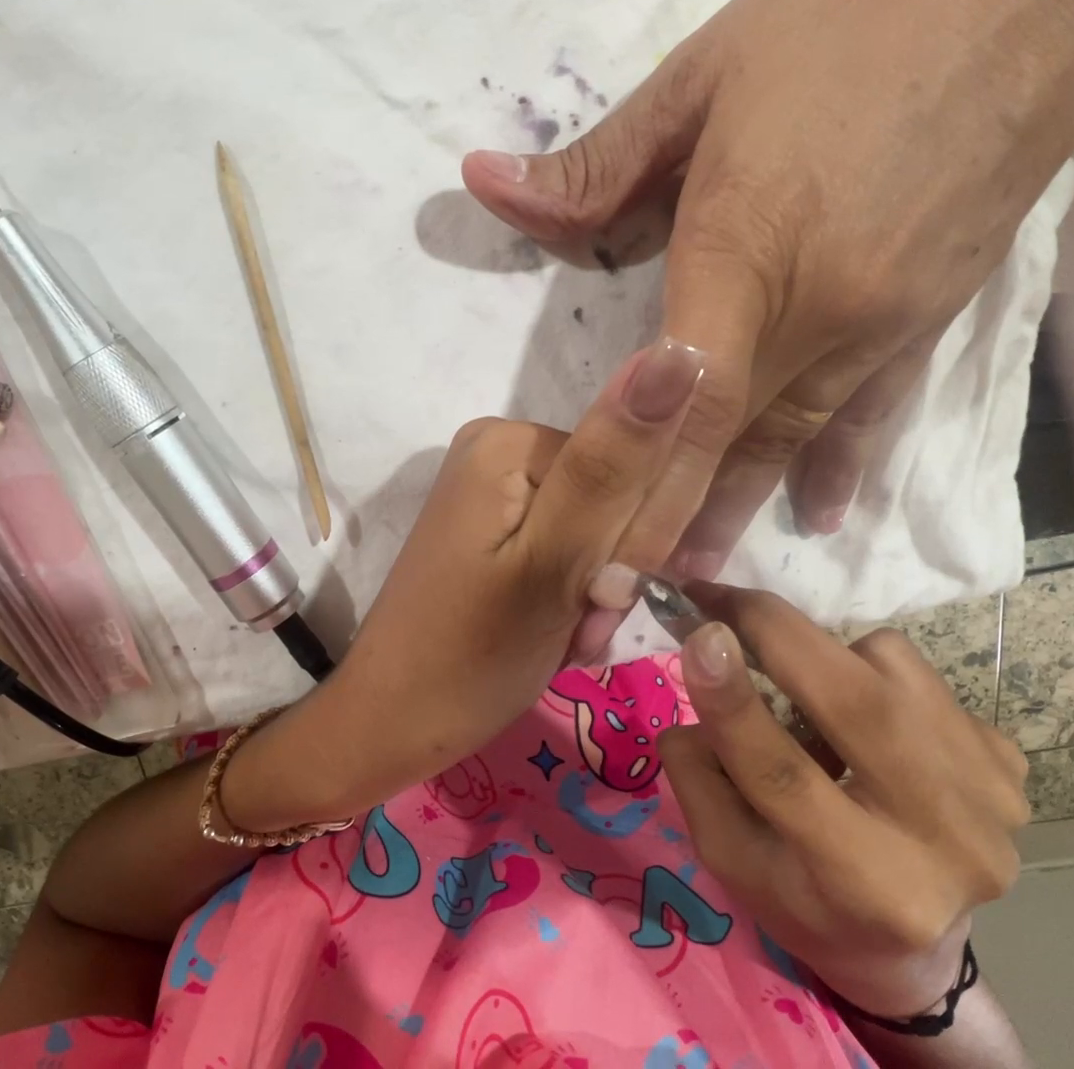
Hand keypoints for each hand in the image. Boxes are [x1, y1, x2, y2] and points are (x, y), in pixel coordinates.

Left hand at [222, 340, 704, 830]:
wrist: (390, 726)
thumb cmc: (472, 657)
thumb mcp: (556, 562)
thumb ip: (616, 465)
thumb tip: (683, 348)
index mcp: (512, 440)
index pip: (635, 464)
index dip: (637, 546)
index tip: (604, 609)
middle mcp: (498, 450)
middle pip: (615, 497)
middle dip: (611, 577)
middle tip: (575, 630)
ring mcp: (492, 494)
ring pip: (598, 533)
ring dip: (594, 596)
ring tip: (559, 639)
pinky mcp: (491, 534)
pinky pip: (564, 552)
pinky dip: (569, 599)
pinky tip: (548, 634)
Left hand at [464, 0, 1073, 651]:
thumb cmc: (849, 14)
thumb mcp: (701, 77)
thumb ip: (593, 163)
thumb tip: (483, 187)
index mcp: (744, 250)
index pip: (685, 405)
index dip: (643, 488)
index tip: (608, 555)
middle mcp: (820, 308)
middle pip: (735, 442)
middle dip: (681, 521)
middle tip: (635, 595)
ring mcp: (887, 317)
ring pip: (798, 437)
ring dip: (744, 508)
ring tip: (702, 573)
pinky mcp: (938, 309)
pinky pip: (873, 408)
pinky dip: (838, 465)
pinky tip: (821, 512)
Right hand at [658, 584, 1029, 1017]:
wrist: (910, 941)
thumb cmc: (798, 897)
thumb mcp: (726, 853)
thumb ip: (699, 771)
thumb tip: (703, 662)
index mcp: (863, 882)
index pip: (786, 777)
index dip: (737, 700)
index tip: (697, 631)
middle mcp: (947, 842)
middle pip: (862, 708)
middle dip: (781, 635)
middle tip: (721, 599)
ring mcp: (994, 799)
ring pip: (893, 667)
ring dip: (827, 661)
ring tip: (806, 704)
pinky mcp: (1011, 763)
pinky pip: (921, 677)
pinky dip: (872, 682)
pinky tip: (863, 729)